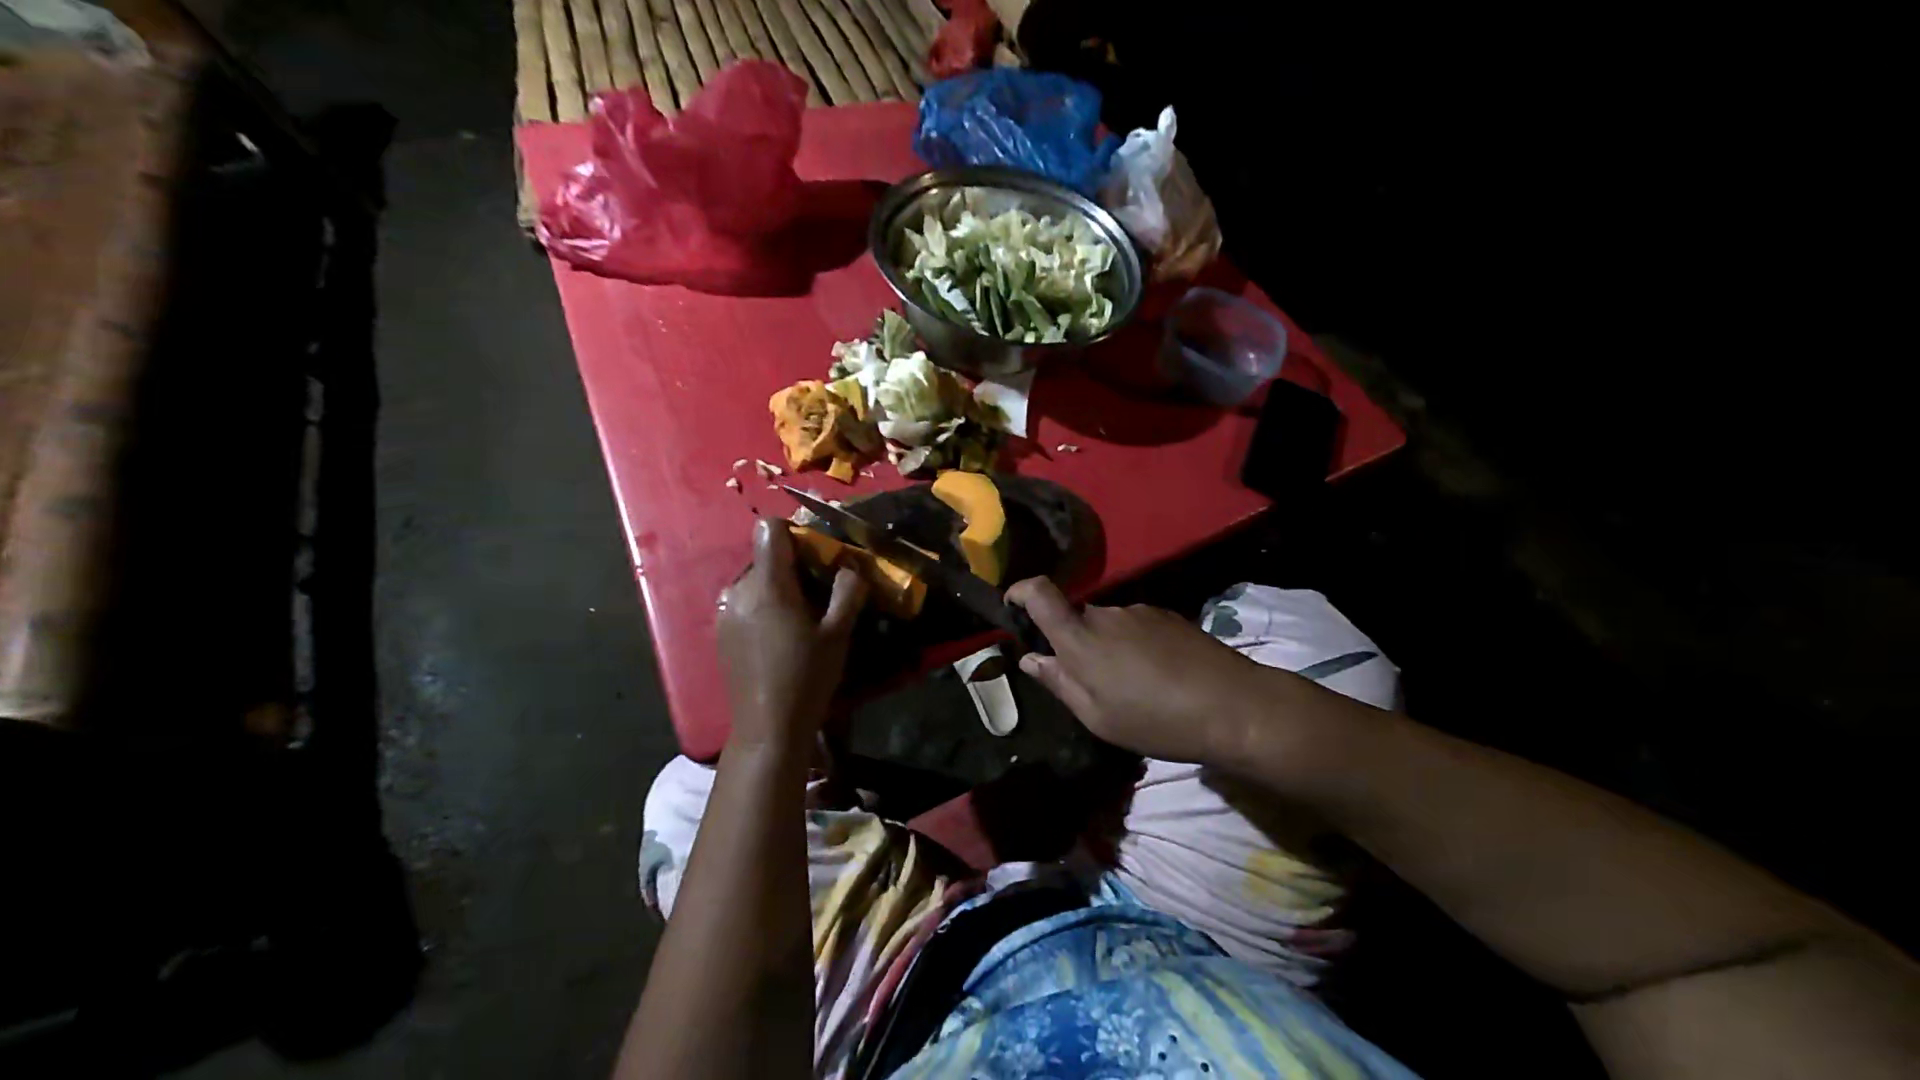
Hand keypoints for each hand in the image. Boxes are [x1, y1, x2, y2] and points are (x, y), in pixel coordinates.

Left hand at [718, 519, 866, 748]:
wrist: (767, 726)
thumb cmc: (807, 677)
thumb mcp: (838, 633)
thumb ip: (848, 591)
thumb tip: (850, 567)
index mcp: (767, 585)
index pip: (770, 529)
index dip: (796, 533)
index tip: (818, 556)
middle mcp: (739, 590)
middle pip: (765, 555)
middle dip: (794, 565)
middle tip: (820, 593)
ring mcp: (725, 611)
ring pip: (756, 579)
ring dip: (779, 587)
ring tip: (801, 619)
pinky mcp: (721, 630)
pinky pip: (745, 601)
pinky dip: (764, 605)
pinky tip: (780, 636)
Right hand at [1006, 577, 1277, 764]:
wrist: (1235, 707)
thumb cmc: (1156, 721)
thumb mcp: (1098, 717)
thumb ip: (1059, 683)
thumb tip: (1030, 658)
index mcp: (1081, 638)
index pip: (1039, 593)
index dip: (1020, 592)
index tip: (1013, 609)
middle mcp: (1106, 614)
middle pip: (1075, 618)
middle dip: (1074, 644)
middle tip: (1091, 684)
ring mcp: (1140, 611)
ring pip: (1107, 624)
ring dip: (1107, 648)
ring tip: (1132, 686)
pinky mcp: (1168, 616)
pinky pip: (1135, 625)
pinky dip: (1134, 646)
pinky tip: (1158, 676)